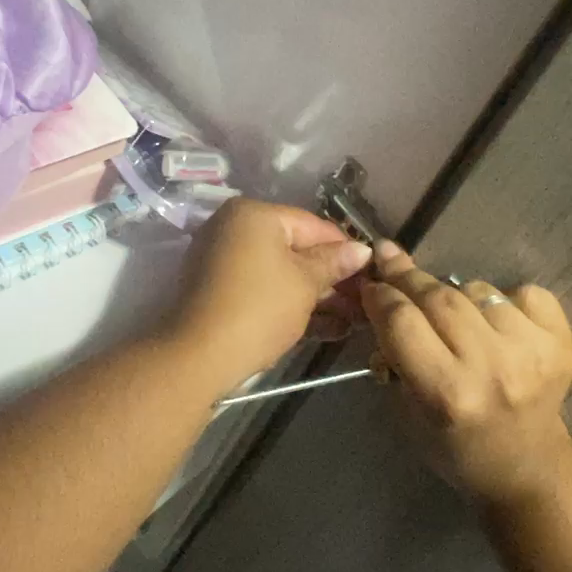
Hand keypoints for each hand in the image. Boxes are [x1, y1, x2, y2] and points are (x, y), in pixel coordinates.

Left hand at [166, 198, 373, 391]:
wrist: (199, 356)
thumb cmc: (259, 308)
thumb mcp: (305, 284)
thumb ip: (334, 263)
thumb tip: (363, 249)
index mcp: (254, 215)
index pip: (313, 225)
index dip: (346, 250)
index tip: (373, 273)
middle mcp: (235, 228)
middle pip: (296, 249)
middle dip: (332, 278)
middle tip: (364, 302)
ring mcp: (224, 259)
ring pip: (281, 272)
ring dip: (316, 295)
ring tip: (352, 320)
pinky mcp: (220, 290)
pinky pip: (263, 288)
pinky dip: (290, 303)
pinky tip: (325, 327)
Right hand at [360, 240, 571, 506]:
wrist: (526, 467)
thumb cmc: (455, 446)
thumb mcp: (407, 411)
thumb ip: (393, 353)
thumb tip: (382, 294)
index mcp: (447, 394)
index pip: (402, 322)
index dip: (381, 295)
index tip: (372, 284)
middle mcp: (492, 368)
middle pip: (438, 297)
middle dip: (409, 280)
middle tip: (394, 268)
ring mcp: (532, 351)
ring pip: (476, 289)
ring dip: (455, 293)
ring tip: (450, 313)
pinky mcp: (560, 340)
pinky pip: (521, 292)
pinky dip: (502, 297)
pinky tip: (495, 320)